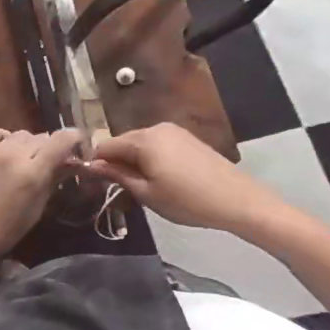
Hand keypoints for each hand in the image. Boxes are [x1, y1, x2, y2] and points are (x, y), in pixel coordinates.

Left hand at [0, 129, 83, 261]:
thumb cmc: (6, 229)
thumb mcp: (37, 207)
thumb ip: (54, 179)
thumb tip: (72, 163)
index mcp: (33, 172)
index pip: (62, 139)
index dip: (76, 139)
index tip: (79, 150)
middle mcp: (15, 154)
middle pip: (43, 137)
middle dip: (52, 148)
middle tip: (51, 165)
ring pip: (22, 133)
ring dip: (30, 145)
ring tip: (27, 162)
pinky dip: (7, 139)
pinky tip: (8, 153)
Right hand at [81, 123, 286, 233]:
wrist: (238, 201)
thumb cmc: (187, 200)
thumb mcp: (146, 193)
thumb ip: (117, 175)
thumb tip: (90, 166)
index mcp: (142, 139)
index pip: (105, 146)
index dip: (96, 164)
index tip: (94, 184)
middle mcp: (156, 128)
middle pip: (122, 142)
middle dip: (115, 162)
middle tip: (116, 189)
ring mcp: (174, 132)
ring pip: (140, 144)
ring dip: (133, 162)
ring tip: (139, 187)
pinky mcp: (188, 139)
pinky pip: (157, 145)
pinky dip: (150, 159)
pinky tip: (158, 179)